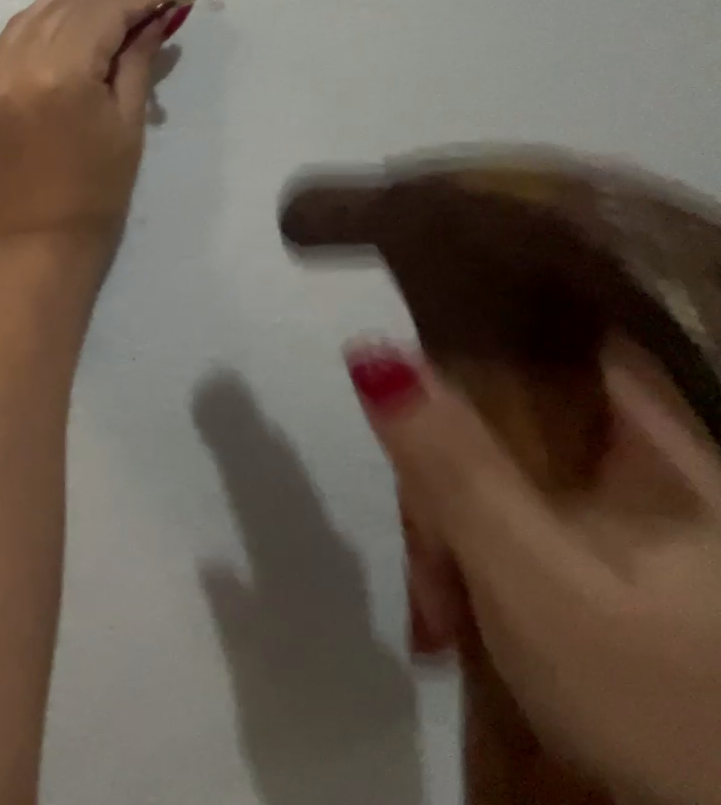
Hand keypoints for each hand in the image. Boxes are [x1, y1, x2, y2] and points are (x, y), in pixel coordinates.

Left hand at [0, 0, 189, 256]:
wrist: (34, 243)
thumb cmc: (94, 193)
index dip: (137, 2)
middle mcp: (19, 69)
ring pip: (29, 20)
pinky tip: (60, 30)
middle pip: (63, 10)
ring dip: (66, 6)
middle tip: (137, 7)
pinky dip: (35, 27)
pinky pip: (7, 44)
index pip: (101, 16)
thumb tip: (153, 21)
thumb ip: (136, 65)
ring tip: (101, 10)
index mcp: (61, 75)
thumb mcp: (126, 125)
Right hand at [347, 342, 720, 804]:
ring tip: (438, 621)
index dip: (500, 348)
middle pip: (523, 444)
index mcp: (667, 471)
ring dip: (457, 551)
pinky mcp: (625, 593)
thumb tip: (373, 352)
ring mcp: (648, 549)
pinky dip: (484, 581)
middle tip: (428, 569)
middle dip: (449, 498)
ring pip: (515, 502)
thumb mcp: (529, 570)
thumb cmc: (651, 690)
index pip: (580, 364)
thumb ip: (451, 466)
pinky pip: (526, 549)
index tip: (425, 363)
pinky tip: (463, 628)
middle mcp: (665, 496)